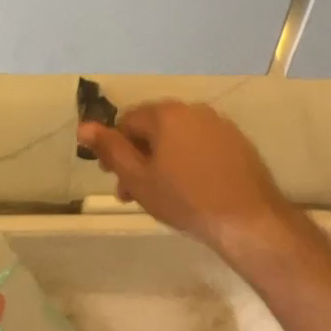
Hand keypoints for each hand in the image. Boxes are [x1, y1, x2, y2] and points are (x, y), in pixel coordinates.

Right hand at [76, 101, 294, 250]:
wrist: (247, 220)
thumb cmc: (185, 199)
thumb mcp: (138, 178)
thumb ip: (110, 150)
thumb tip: (84, 126)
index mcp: (166, 114)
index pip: (126, 121)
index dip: (114, 149)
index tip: (113, 178)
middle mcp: (193, 110)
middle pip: (154, 129)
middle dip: (138, 158)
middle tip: (132, 193)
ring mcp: (219, 125)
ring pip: (178, 139)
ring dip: (163, 161)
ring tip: (161, 196)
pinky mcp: (237, 142)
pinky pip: (202, 146)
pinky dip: (189, 162)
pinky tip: (191, 189)